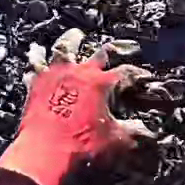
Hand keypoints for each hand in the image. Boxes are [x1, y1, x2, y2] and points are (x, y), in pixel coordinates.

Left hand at [0, 29, 156, 184]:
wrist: (45, 150)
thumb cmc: (83, 145)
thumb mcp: (116, 140)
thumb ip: (134, 132)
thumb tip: (149, 131)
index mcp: (102, 83)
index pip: (126, 73)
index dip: (137, 75)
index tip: (144, 77)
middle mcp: (80, 72)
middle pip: (97, 53)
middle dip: (108, 50)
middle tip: (113, 47)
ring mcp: (56, 75)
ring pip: (64, 49)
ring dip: (70, 41)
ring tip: (75, 34)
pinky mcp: (36, 83)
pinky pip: (35, 65)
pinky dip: (36, 57)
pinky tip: (36, 51)